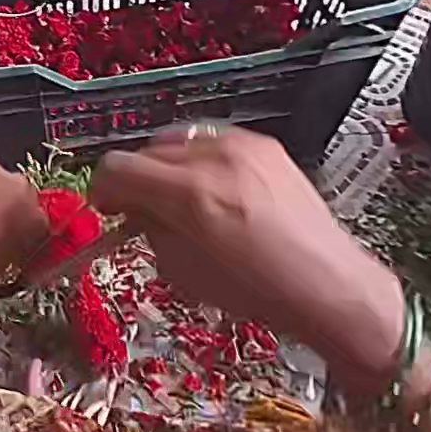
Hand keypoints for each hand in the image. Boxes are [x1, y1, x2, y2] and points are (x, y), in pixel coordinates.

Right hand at [88, 126, 405, 392]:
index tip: (109, 209)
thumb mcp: (184, 271)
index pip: (118, 168)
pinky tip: (213, 188)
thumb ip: (151, 231)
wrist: (326, 283)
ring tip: (181, 198)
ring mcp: (243, 146)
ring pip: (177, 140)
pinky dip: (199, 160)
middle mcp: (214, 158)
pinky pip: (212, 141)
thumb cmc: (254, 291)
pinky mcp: (265, 145)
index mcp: (189, 194)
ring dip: (166, 167)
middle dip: (136, 180)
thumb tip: (137, 211)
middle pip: (144, 150)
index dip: (103, 190)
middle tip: (142, 210)